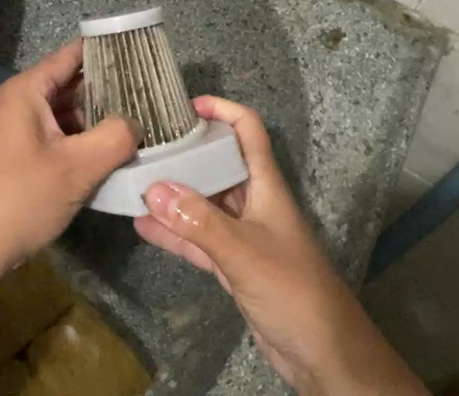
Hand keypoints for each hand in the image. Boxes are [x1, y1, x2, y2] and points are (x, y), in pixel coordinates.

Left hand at [0, 40, 138, 274]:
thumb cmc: (21, 198)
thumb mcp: (77, 168)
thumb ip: (114, 138)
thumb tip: (135, 123)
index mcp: (24, 91)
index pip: (69, 56)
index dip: (104, 51)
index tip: (137, 50)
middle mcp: (12, 101)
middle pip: (65, 84)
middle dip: (103, 90)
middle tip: (145, 95)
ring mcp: (7, 128)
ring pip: (57, 112)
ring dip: (90, 119)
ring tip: (132, 124)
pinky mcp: (7, 153)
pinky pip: (47, 133)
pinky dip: (73, 139)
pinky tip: (101, 153)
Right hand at [134, 97, 426, 395]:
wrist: (325, 354)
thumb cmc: (293, 289)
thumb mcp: (243, 251)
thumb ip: (198, 222)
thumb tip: (153, 189)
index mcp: (266, 185)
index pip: (247, 130)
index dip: (222, 110)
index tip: (185, 105)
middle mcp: (253, 202)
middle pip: (217, 163)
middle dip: (185, 152)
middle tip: (145, 144)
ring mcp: (243, 234)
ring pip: (203, 202)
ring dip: (173, 193)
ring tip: (134, 180)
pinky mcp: (234, 265)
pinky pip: (197, 238)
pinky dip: (173, 232)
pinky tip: (143, 225)